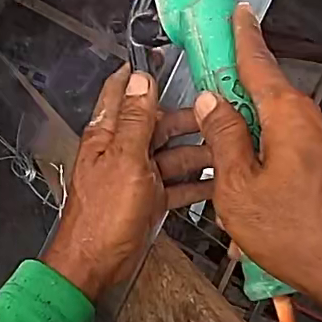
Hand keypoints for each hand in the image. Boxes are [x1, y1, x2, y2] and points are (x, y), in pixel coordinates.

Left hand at [43, 66, 213, 301]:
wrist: (95, 263)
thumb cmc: (101, 217)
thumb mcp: (125, 160)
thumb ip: (135, 120)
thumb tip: (140, 81)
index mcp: (108, 136)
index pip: (121, 93)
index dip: (138, 74)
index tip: (157, 58)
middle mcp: (121, 152)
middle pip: (156, 124)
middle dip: (185, 119)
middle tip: (216, 112)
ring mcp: (136, 176)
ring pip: (171, 155)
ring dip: (197, 153)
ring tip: (225, 150)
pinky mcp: (147, 199)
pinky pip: (175, 185)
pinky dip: (194, 184)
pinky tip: (216, 183)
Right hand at [193, 6, 321, 321]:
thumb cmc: (308, 239)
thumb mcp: (239, 189)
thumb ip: (223, 140)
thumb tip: (212, 106)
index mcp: (290, 117)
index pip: (259, 61)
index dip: (242, 36)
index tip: (236, 14)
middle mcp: (317, 124)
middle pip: (265, 101)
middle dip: (234, 113)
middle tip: (208, 125)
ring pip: (278, 136)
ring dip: (250, 155)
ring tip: (233, 194)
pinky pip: (295, 158)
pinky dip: (272, 174)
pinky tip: (261, 210)